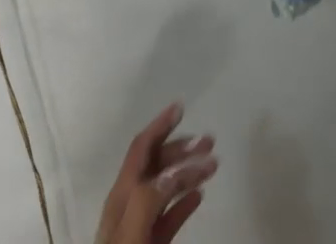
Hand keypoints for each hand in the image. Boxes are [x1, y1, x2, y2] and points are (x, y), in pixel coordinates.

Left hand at [95, 103, 216, 243]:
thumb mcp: (130, 231)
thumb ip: (148, 199)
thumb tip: (172, 171)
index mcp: (123, 193)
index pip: (142, 147)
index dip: (160, 124)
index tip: (180, 106)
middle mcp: (130, 201)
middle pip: (158, 164)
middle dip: (183, 148)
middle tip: (209, 140)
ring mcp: (140, 221)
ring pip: (167, 187)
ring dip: (189, 172)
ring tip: (212, 165)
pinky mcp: (151, 239)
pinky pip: (169, 214)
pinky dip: (184, 202)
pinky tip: (199, 196)